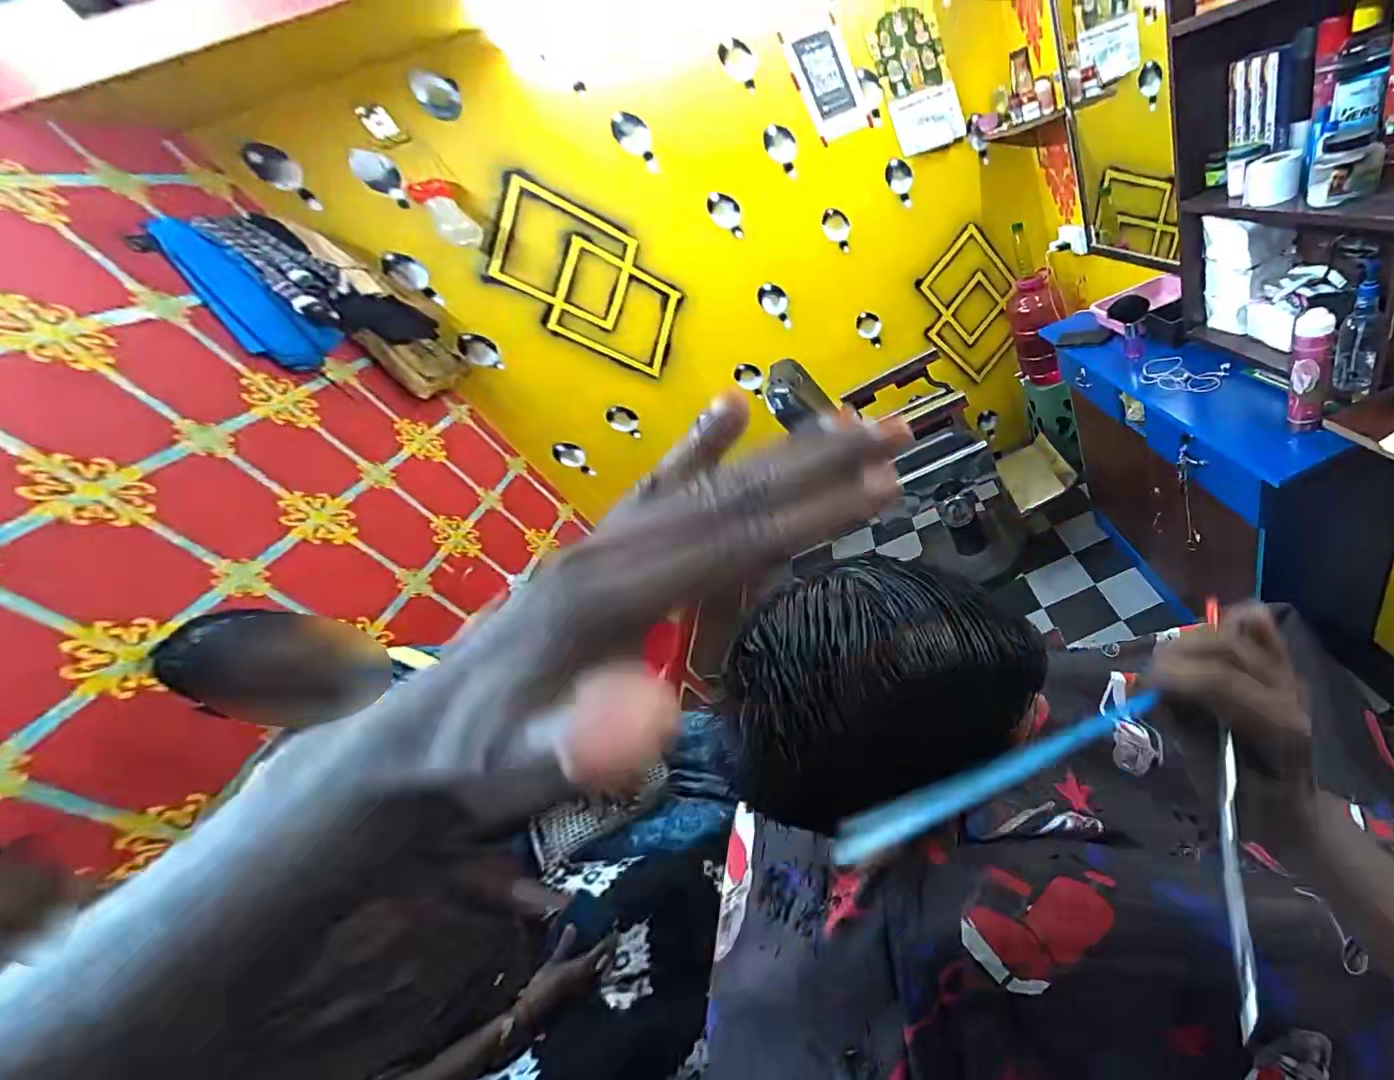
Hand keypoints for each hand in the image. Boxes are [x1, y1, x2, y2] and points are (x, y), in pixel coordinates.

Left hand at [328, 392, 908, 824]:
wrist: (412, 741)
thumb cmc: (481, 758)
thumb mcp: (522, 769)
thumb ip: (583, 743)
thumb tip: (658, 719)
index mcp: (611, 590)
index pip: (735, 542)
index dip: (815, 513)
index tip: (885, 485)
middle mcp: (615, 546)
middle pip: (736, 493)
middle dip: (822, 460)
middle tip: (894, 431)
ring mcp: (609, 538)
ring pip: (713, 482)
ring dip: (786, 450)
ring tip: (851, 421)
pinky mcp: (607, 545)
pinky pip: (663, 484)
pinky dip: (702, 444)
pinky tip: (732, 407)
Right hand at [514, 924, 615, 1024]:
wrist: (533, 1015)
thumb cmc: (541, 986)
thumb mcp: (552, 963)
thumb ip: (565, 944)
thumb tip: (572, 925)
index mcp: (585, 965)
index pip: (605, 946)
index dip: (610, 937)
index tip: (614, 929)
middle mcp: (592, 976)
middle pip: (609, 958)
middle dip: (612, 949)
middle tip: (612, 940)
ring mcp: (591, 989)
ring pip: (607, 970)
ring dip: (608, 961)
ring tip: (605, 953)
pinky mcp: (587, 998)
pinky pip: (600, 982)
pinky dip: (602, 973)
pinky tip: (596, 970)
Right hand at [1146, 603, 1313, 803]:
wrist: (1295, 808)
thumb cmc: (1251, 806)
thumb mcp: (1210, 777)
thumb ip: (1185, 729)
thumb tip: (1151, 693)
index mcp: (1278, 726)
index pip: (1222, 681)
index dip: (1175, 676)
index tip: (1142, 685)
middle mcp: (1290, 690)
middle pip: (1229, 647)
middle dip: (1179, 652)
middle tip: (1148, 674)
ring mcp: (1290, 673)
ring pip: (1240, 628)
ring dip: (1195, 637)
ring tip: (1167, 659)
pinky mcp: (1283, 664)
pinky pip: (1256, 624)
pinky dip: (1225, 622)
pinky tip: (1201, 638)